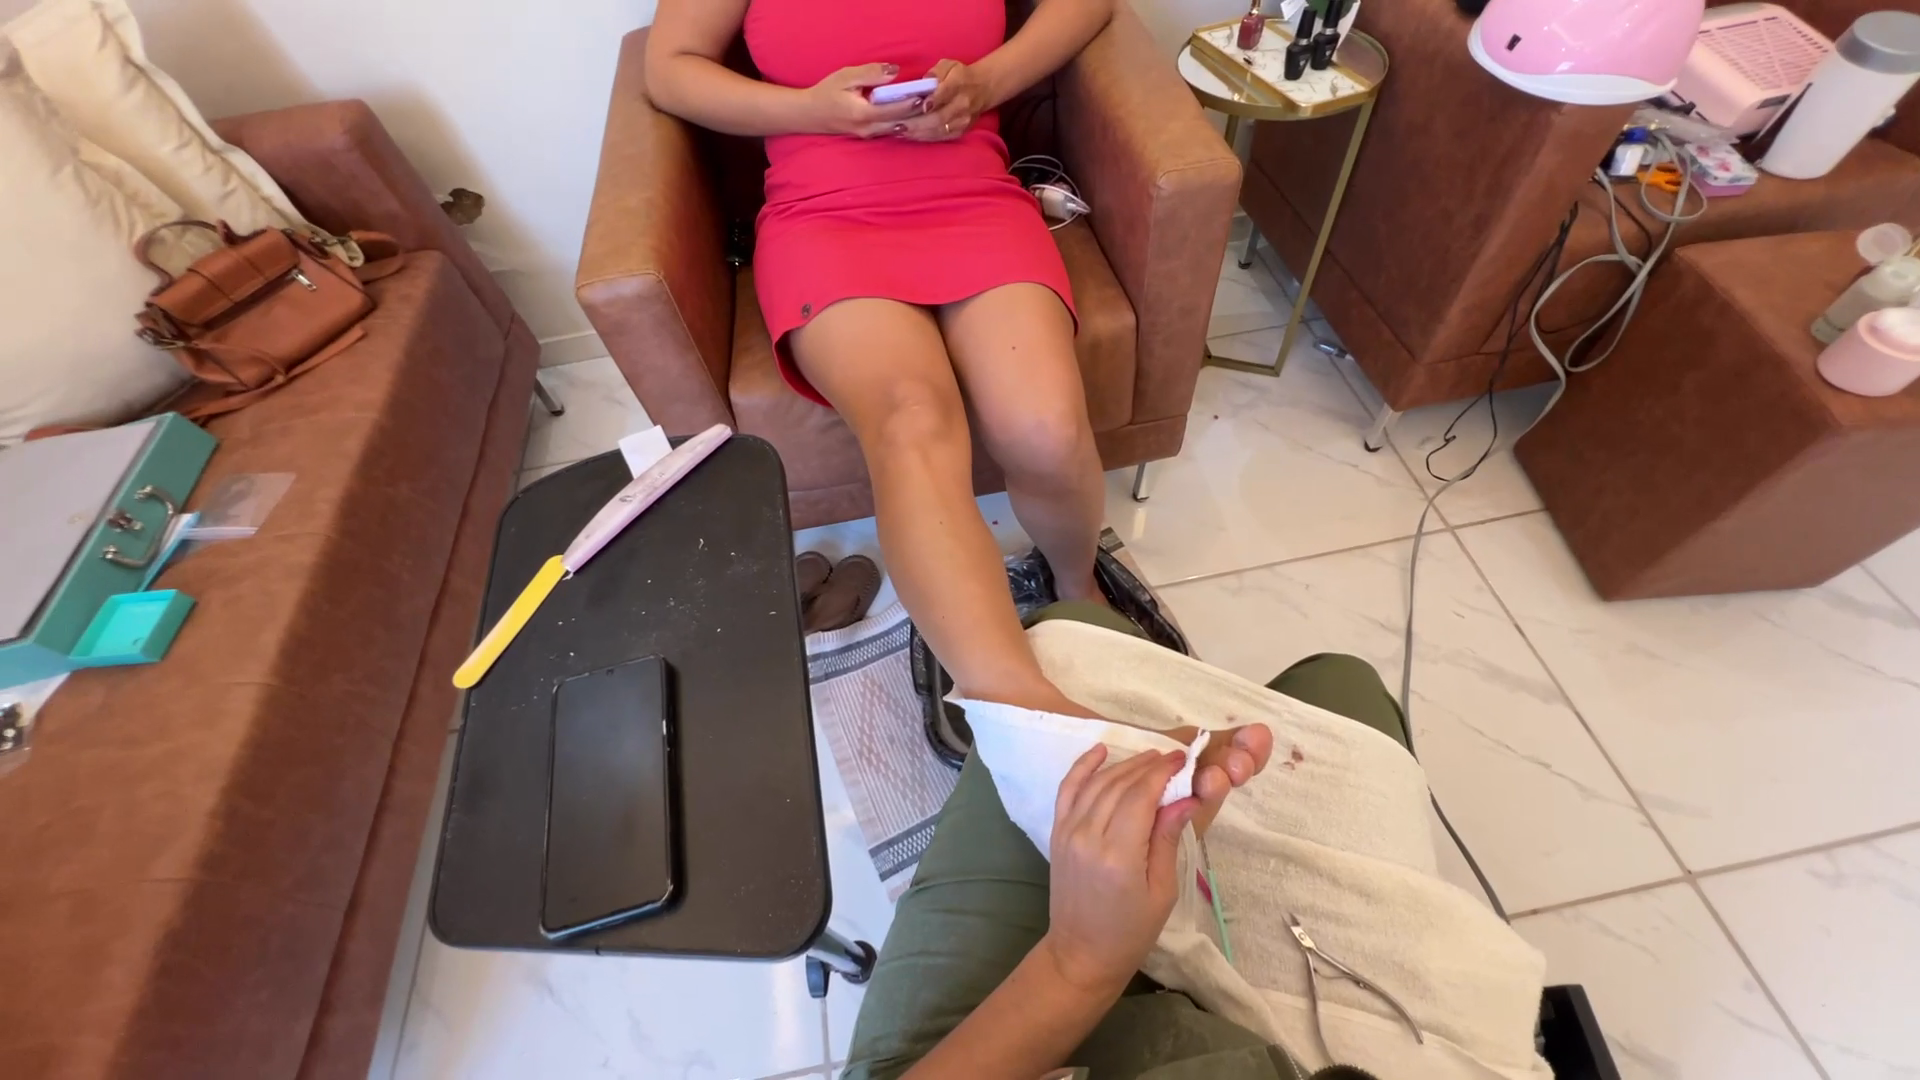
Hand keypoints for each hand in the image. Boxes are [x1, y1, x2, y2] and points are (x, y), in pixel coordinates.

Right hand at [805, 63, 930, 137]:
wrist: (811, 115)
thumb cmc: (826, 92)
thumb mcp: (846, 76)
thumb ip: (871, 74)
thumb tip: (895, 71)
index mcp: (865, 114)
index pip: (897, 109)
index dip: (914, 102)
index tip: (929, 93)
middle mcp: (871, 129)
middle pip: (902, 123)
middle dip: (919, 114)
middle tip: (936, 102)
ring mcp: (871, 135)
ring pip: (899, 129)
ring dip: (915, 120)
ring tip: (930, 108)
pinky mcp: (871, 136)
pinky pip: (893, 130)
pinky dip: (905, 123)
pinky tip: (916, 116)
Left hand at [898, 59, 991, 141]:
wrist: (983, 89)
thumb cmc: (960, 75)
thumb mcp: (949, 65)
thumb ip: (936, 72)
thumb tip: (924, 82)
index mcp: (959, 84)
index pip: (945, 93)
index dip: (931, 101)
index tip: (918, 105)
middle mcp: (962, 105)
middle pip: (938, 117)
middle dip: (916, 123)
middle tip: (897, 124)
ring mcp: (962, 122)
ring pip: (938, 130)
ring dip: (917, 132)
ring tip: (899, 131)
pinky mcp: (960, 132)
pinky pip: (940, 137)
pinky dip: (924, 138)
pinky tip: (910, 136)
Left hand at [1041, 745, 1198, 993]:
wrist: (1081, 952)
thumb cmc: (1130, 931)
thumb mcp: (1162, 891)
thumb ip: (1168, 839)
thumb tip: (1186, 797)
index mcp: (1118, 855)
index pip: (1140, 796)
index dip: (1162, 773)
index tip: (1182, 760)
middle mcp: (1088, 836)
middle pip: (1119, 785)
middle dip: (1148, 766)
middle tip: (1172, 758)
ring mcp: (1067, 830)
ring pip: (1097, 782)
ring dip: (1123, 764)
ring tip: (1150, 757)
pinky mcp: (1056, 830)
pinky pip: (1068, 788)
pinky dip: (1083, 766)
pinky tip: (1101, 750)